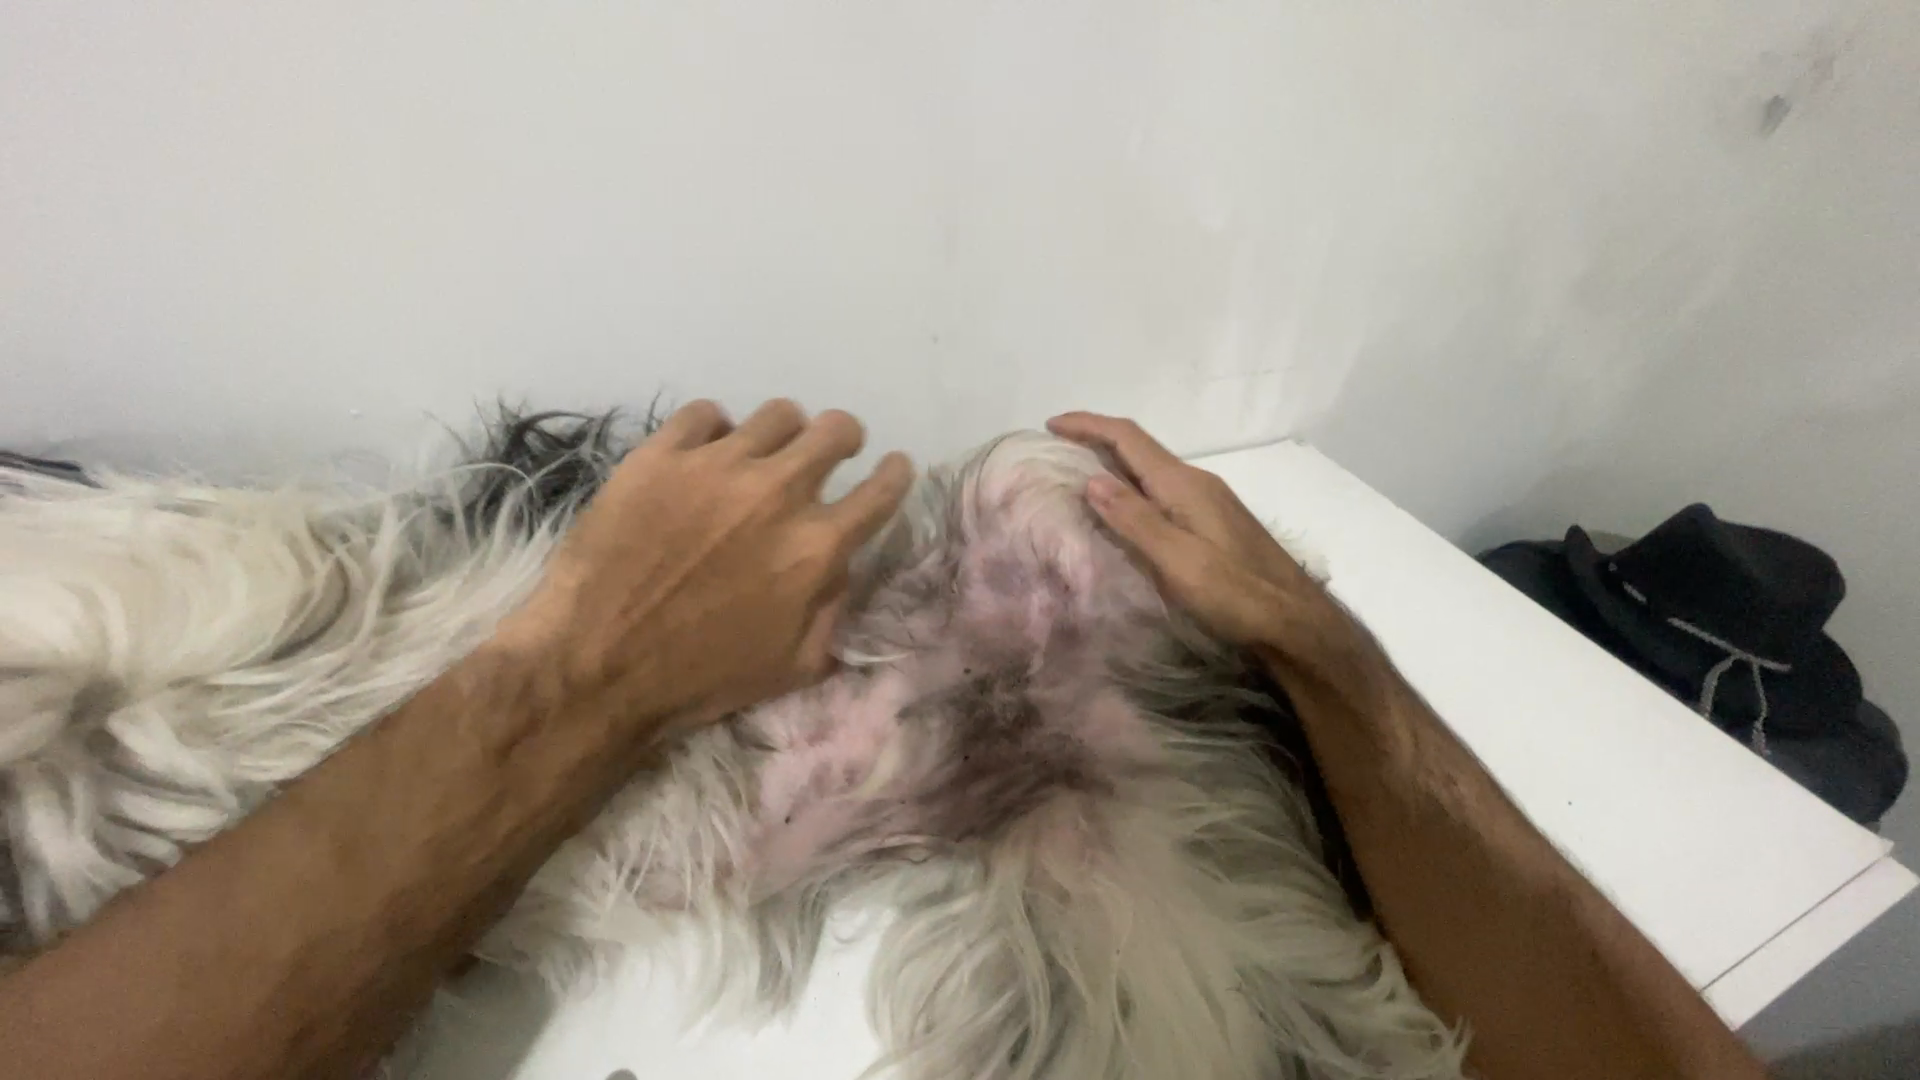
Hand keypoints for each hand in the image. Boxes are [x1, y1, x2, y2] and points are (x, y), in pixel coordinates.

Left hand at [504, 399, 913, 729]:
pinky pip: (705, 412)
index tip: (893, 468)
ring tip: (764, 453)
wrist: (596, 668)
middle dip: (844, 438)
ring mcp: (716, 467)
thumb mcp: (795, 665)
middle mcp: (777, 493)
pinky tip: (705, 454)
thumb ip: (834, 608)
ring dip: (784, 432)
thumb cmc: (702, 677)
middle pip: (836, 429)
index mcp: (817, 546)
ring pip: (777, 413)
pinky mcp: (659, 456)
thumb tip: (841, 563)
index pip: (882, 489)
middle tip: (830, 451)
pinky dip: (715, 429)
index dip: (896, 474)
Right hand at [1046, 412, 1355, 654]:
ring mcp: (1207, 501)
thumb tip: (1091, 479)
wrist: (1294, 621)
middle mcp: (1196, 482)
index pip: (1128, 438)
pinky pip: (1161, 491)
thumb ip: (1134, 519)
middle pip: (1139, 448)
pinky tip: (1121, 511)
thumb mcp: (1177, 560)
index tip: (1050, 425)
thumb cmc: (1235, 593)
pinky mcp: (1212, 521)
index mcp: (1183, 485)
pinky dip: (1131, 488)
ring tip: (1078, 477)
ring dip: (1113, 464)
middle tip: (1057, 451)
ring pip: (1150, 470)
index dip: (1088, 425)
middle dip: (1096, 440)